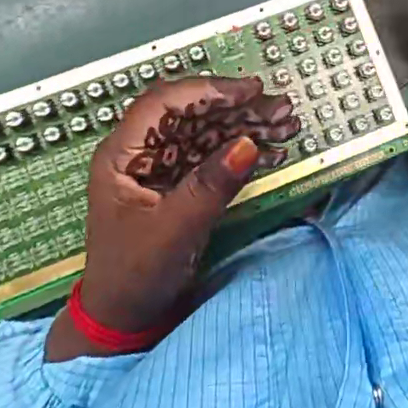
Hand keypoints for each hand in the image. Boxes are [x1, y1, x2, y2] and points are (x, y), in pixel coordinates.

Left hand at [47, 77, 297, 359]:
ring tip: (285, 125)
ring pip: (205, 135)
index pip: (162, 104)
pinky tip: (272, 153)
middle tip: (280, 107)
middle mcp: (141, 154)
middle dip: (236, 109)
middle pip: (190, 116)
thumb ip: (209, 187)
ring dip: (244, 129)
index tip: (248, 91)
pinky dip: (240, 155)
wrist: (125, 317)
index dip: (206, 90)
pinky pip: (211, 160)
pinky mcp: (179, 188)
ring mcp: (161, 170)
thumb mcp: (173, 231)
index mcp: (121, 155)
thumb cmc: (134, 275)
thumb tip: (247, 144)